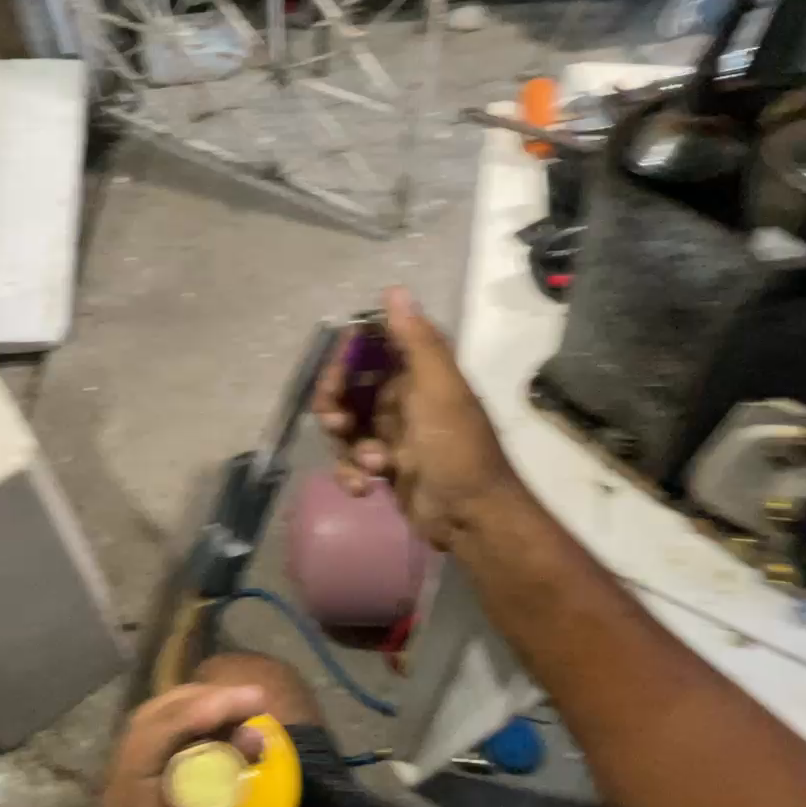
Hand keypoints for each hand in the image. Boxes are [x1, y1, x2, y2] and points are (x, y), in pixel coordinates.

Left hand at [101, 685, 271, 806]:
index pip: (145, 751)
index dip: (188, 716)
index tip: (241, 704)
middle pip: (145, 729)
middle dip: (199, 703)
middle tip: (253, 703)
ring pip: (155, 736)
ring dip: (202, 717)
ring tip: (253, 727)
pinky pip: (166, 756)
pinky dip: (201, 738)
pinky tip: (236, 747)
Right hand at [312, 287, 523, 551]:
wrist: (471, 517)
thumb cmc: (457, 448)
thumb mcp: (440, 389)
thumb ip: (416, 340)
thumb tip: (394, 289)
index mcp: (415, 374)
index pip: (366, 349)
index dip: (344, 359)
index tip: (335, 376)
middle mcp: (400, 398)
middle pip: (345, 389)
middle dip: (334, 405)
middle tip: (336, 422)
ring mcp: (389, 434)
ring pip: (343, 427)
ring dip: (348, 446)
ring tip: (370, 464)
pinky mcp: (382, 467)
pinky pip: (350, 462)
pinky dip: (352, 474)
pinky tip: (365, 486)